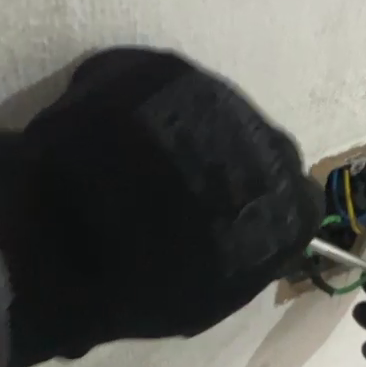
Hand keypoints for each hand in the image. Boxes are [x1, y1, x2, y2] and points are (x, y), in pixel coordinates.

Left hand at [0, 47, 318, 366]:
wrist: (70, 236)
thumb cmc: (148, 287)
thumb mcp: (210, 297)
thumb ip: (241, 259)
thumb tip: (234, 235)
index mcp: (288, 203)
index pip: (296, 199)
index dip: (261, 207)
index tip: (232, 220)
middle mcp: (266, 141)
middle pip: (257, 148)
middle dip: (229, 165)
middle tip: (182, 192)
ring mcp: (214, 96)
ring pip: (210, 114)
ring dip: (186, 136)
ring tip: (135, 164)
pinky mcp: (160, 69)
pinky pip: (159, 89)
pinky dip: (139, 109)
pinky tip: (107, 138)